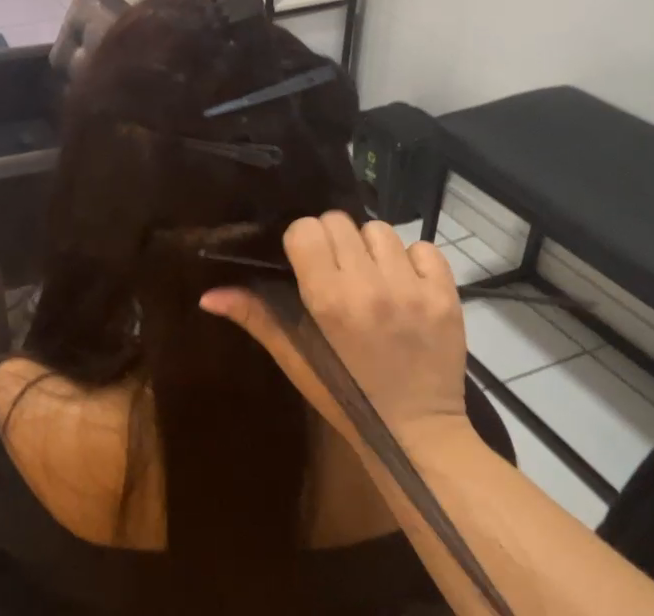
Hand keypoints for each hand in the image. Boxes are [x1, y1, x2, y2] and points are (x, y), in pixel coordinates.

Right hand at [200, 212, 468, 442]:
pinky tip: (403, 286)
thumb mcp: (295, 358)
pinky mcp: (445, 295)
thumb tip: (207, 295)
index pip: (307, 229)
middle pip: (341, 222)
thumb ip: (255, 317)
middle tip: (335, 271)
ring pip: (381, 230)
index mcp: (328, 299)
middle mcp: (370, 285)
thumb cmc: (345, 397)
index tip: (303, 263)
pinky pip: (423, 247)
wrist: (416, 432)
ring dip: (370, 249)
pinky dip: (411, 261)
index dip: (301, 241)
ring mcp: (412, 288)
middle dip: (333, 241)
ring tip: (370, 279)